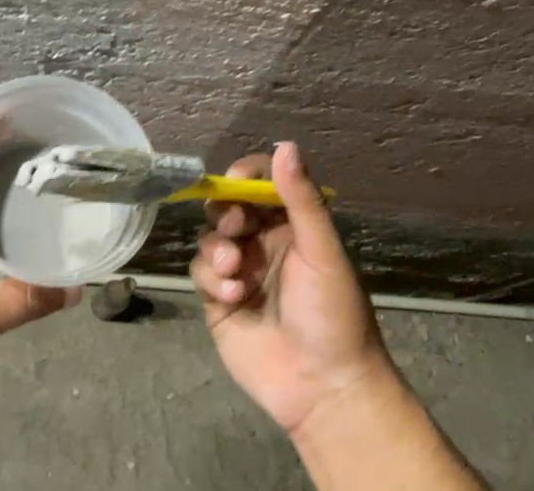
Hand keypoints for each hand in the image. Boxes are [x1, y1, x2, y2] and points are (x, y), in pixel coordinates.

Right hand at [191, 142, 394, 434]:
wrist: (323, 388)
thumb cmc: (332, 314)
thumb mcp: (322, 251)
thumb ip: (301, 199)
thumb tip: (285, 145)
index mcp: (293, 226)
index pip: (261, 183)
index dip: (244, 176)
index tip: (234, 180)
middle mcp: (263, 243)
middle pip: (227, 207)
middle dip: (225, 213)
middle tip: (234, 229)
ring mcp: (239, 272)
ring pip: (209, 239)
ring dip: (217, 249)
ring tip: (233, 271)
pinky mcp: (219, 301)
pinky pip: (201, 273)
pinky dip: (213, 280)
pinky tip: (234, 297)